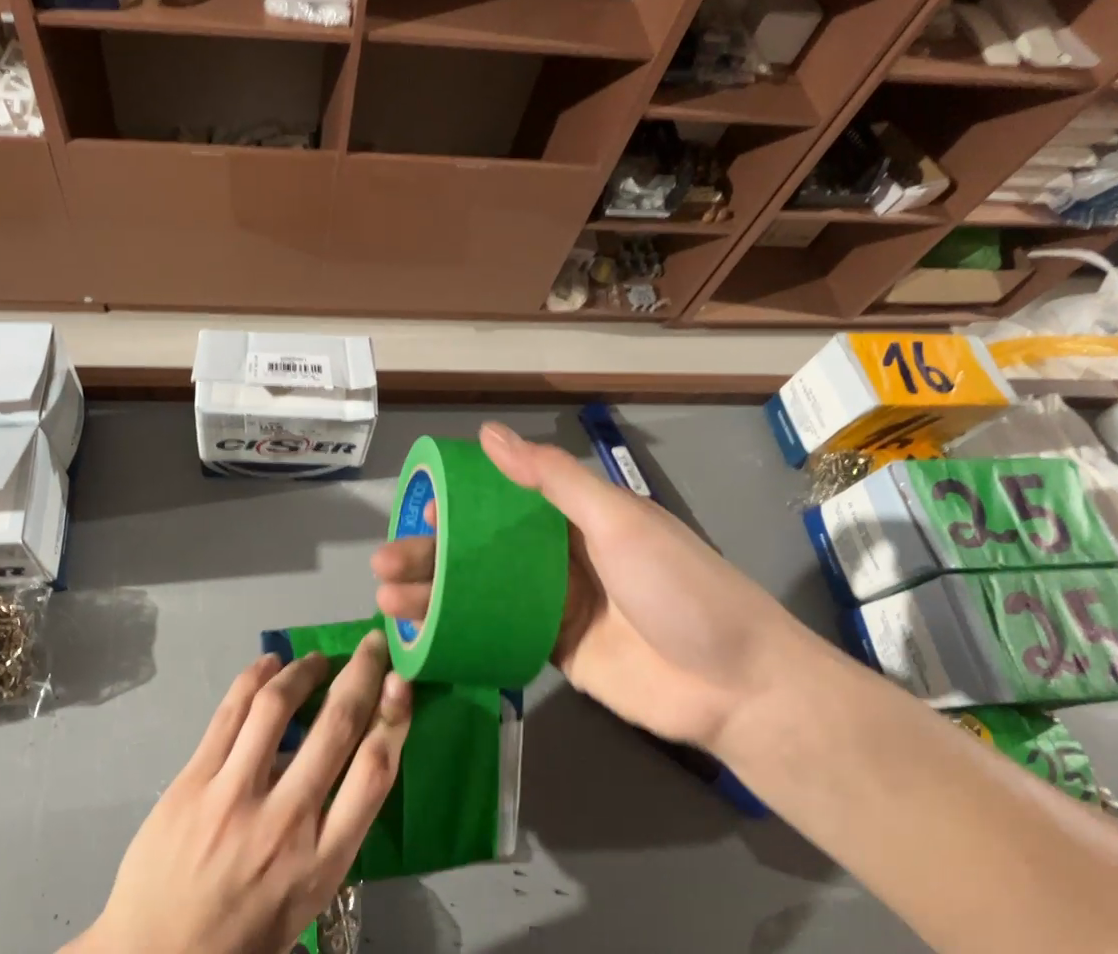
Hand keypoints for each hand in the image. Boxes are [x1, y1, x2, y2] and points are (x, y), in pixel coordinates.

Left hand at [68, 632, 412, 953]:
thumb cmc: (241, 934)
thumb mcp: (306, 899)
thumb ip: (329, 834)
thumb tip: (338, 764)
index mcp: (323, 859)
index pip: (374, 772)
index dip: (394, 718)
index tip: (402, 682)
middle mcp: (286, 820)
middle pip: (335, 727)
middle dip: (362, 675)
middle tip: (373, 645)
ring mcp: (235, 796)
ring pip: (277, 708)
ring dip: (304, 670)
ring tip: (317, 658)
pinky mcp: (193, 781)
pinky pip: (229, 715)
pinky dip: (253, 679)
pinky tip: (268, 664)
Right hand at [372, 422, 813, 750]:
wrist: (735, 685)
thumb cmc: (680, 588)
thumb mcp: (618, 520)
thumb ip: (553, 480)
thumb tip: (488, 433)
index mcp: (579, 517)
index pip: (505, 501)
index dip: (459, 503)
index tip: (416, 508)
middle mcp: (562, 557)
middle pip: (483, 550)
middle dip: (432, 555)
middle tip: (382, 560)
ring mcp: (557, 606)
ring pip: (483, 592)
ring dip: (435, 593)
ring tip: (386, 597)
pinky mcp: (556, 652)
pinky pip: (498, 633)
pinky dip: (459, 631)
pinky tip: (420, 633)